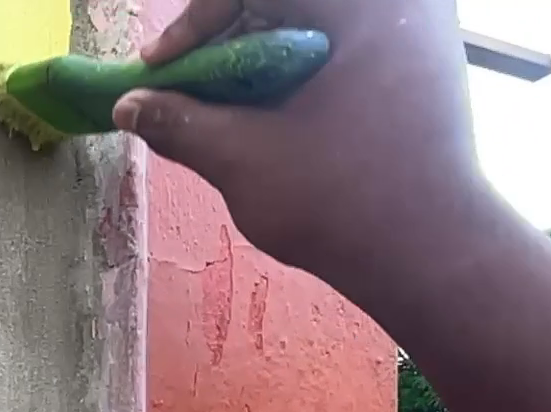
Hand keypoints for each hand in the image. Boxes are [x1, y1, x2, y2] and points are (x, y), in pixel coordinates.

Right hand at [112, 0, 499, 288]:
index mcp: (362, 3)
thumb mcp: (241, 159)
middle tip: (180, 86)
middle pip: (284, 2)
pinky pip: (335, 45)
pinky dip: (286, 71)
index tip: (154, 67)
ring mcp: (412, 29)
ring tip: (216, 108)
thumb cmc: (334, 197)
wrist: (424, 247)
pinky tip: (262, 115)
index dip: (194, 20)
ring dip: (251, 58)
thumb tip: (127, 105)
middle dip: (222, 37)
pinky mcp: (411, 64)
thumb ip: (180, 124)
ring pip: (308, 23)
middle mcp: (397, 1)